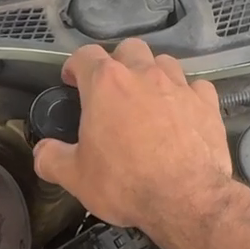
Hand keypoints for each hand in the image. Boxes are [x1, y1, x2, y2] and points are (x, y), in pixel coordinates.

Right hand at [32, 39, 234, 232]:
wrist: (185, 198)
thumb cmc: (125, 183)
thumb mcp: (74, 177)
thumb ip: (51, 159)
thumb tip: (42, 152)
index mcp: (105, 85)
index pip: (84, 56)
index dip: (74, 65)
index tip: (71, 80)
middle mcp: (143, 74)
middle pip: (128, 49)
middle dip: (116, 63)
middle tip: (111, 90)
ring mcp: (179, 86)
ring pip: (163, 62)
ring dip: (151, 74)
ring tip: (146, 99)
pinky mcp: (207, 103)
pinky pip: (194, 87)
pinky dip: (184, 95)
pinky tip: (180, 113)